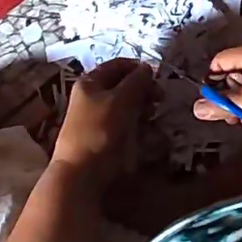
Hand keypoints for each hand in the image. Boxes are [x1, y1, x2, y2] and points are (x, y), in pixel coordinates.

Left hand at [51, 59, 155, 179]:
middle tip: (159, 100)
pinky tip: (150, 140)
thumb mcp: (121, 99)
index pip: (117, 66)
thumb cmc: (100, 130)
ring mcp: (102, 121)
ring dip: (145, 114)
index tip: (157, 76)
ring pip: (130, 110)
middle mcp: (94, 99)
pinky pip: (130, 131)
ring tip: (152, 121)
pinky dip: (142, 133)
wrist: (82, 175)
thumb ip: (137, 81)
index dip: (138, 68)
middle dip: (144, 93)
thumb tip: (147, 67)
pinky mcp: (110, 142)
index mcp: (91, 83)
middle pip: (125, 88)